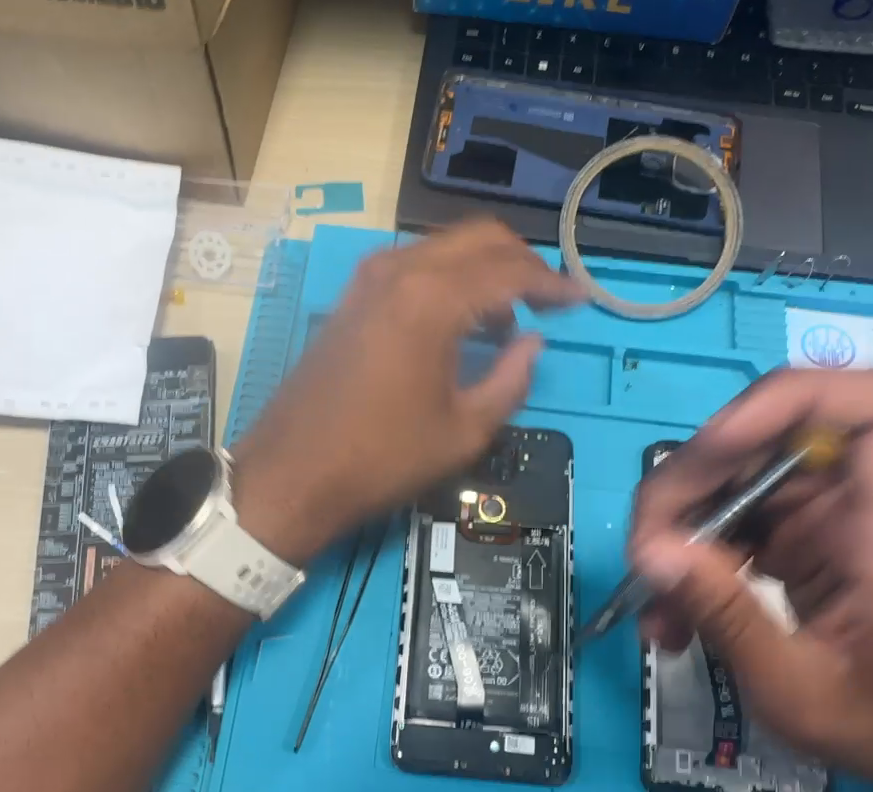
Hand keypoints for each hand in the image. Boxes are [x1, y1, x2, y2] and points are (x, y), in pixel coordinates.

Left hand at [231, 220, 583, 562]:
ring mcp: (367, 281)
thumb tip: (532, 345)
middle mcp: (399, 271)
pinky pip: (411, 267)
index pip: (509, 270)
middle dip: (521, 263)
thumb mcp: (463, 431)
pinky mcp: (350, 299)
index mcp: (433, 299)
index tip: (580, 301)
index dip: (552, 283)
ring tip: (504, 322)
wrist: (292, 472)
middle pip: (478, 238)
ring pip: (442, 248)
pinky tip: (456, 322)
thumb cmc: (381, 459)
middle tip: (547, 302)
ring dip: (481, 270)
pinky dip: (445, 280)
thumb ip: (510, 380)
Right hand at [629, 370, 872, 791]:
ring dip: (682, 528)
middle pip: (770, 437)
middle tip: (646, 552)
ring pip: (738, 478)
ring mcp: (834, 514)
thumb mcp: (802, 690)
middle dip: (692, 482)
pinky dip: (697, 559)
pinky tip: (673, 615)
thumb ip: (727, 614)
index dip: (784, 402)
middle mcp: (868, 499)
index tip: (711, 448)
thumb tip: (651, 552)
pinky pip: (736, 521)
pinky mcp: (807, 536)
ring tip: (654, 604)